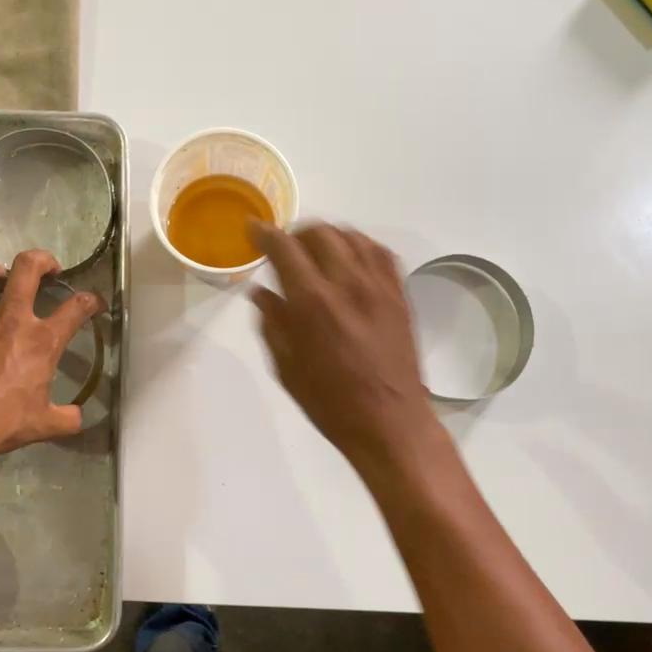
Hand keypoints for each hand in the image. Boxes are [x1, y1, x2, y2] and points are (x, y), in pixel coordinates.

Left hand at [0, 250, 101, 458]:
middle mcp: (10, 319)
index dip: (91, 301)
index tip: (94, 303)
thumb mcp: (44, 425)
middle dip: (40, 259)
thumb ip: (66, 418)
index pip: (77, 308)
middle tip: (44, 269)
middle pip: (27, 267)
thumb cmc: (1, 424)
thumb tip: (77, 417)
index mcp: (42, 341)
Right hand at [249, 220, 437, 467]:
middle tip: (284, 248)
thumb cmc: (331, 403)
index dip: (264, 234)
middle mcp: (347, 283)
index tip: (252, 230)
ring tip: (315, 252)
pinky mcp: (399, 294)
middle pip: (319, 233)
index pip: (284, 248)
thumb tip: (261, 292)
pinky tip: (350, 259)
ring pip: (351, 236)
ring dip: (327, 236)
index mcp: (312, 302)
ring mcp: (378, 286)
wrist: (389, 421)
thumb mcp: (287, 368)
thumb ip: (272, 323)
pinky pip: (379, 252)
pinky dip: (359, 246)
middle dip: (296, 234)